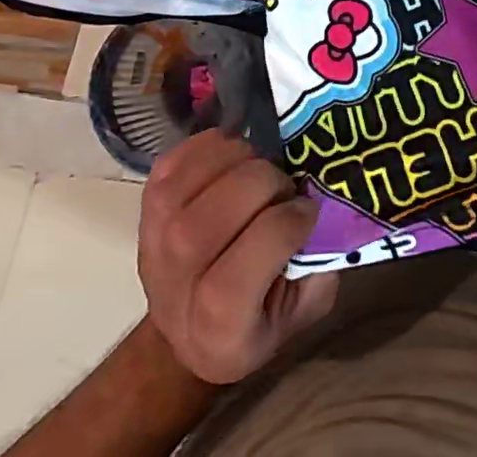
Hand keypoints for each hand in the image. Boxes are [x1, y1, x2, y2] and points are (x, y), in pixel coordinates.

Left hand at [139, 130, 338, 383]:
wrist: (191, 327)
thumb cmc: (260, 316)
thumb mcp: (304, 306)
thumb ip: (320, 262)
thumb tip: (331, 201)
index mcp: (219, 330)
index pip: (234, 279)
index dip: (281, 229)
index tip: (309, 210)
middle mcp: (174, 288)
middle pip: (209, 221)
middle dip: (263, 185)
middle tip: (286, 185)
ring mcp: (152, 245)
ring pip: (188, 184)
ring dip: (236, 159)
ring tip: (259, 165)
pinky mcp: (146, 210)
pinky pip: (172, 162)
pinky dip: (207, 146)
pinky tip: (233, 153)